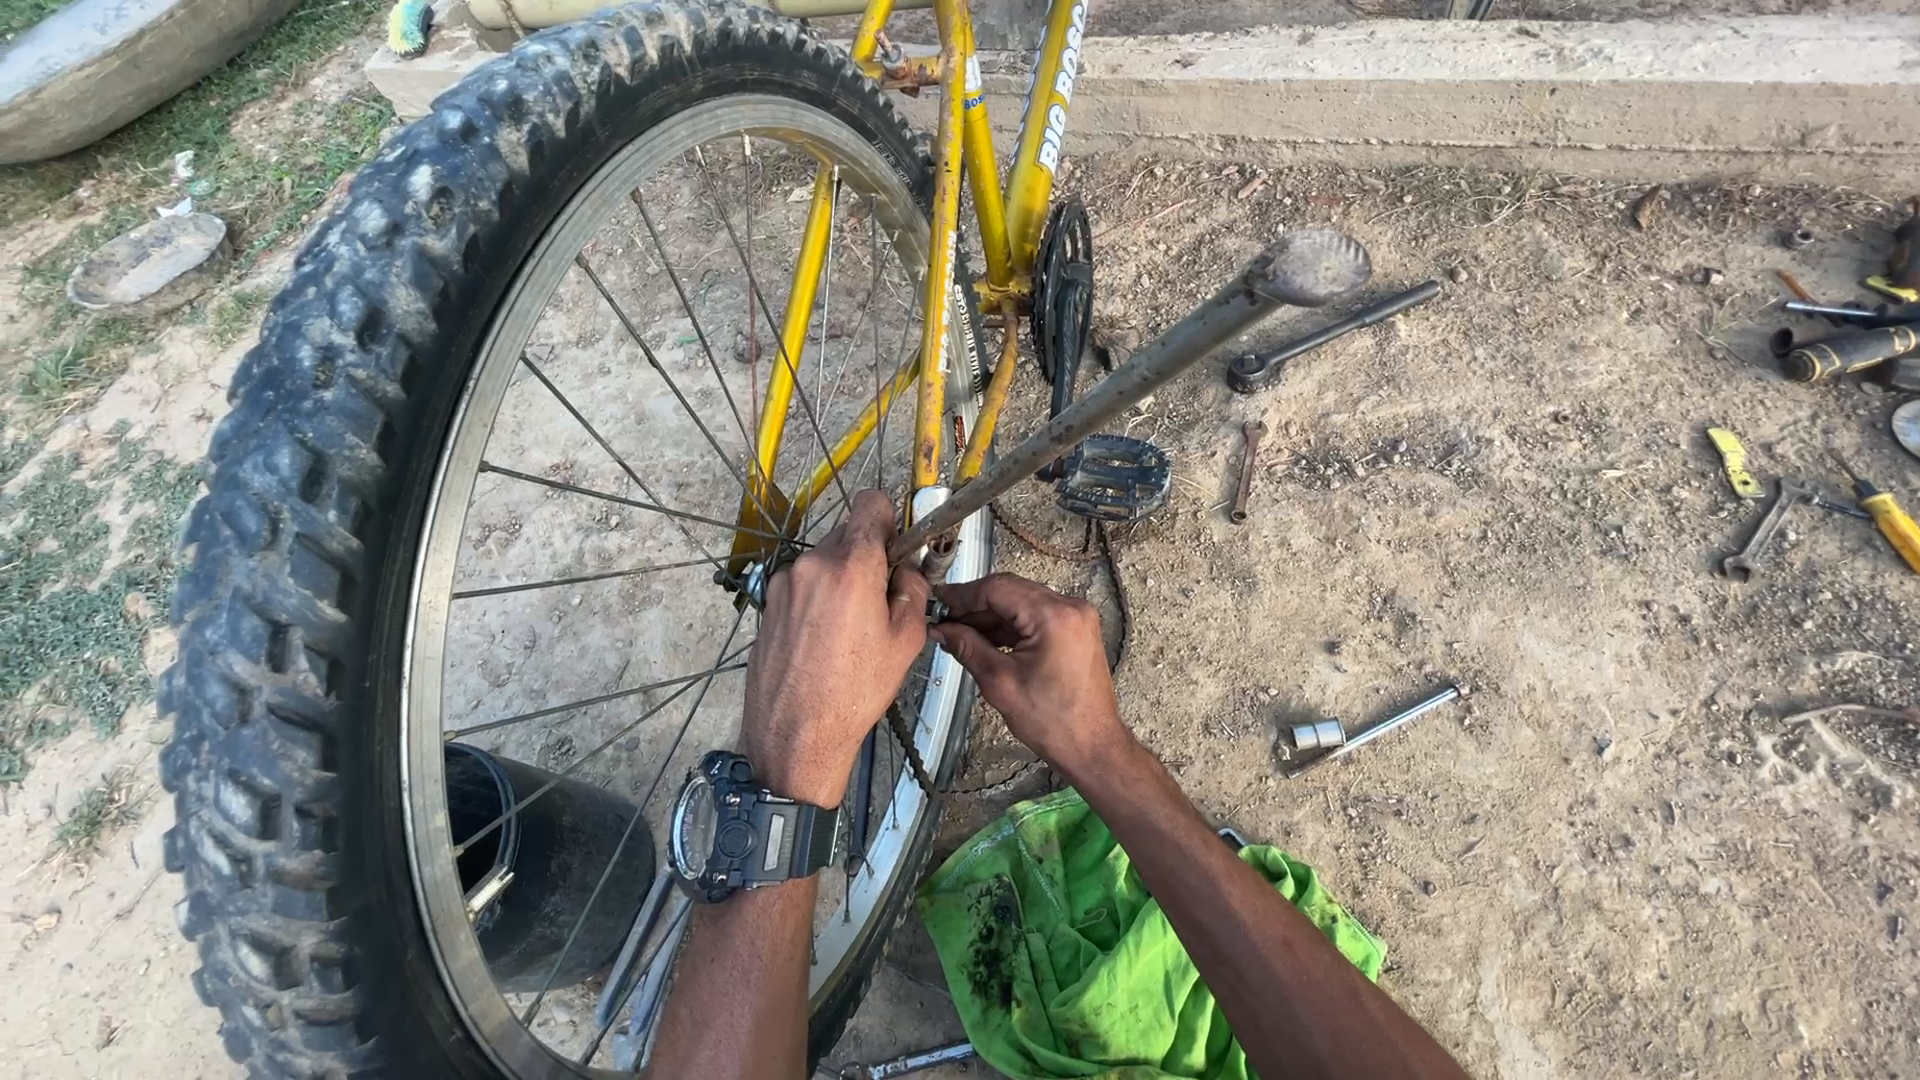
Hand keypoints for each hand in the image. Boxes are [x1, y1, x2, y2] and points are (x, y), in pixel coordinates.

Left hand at [741, 490, 929, 806]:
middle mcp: (812, 563)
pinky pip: (803, 585)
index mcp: (851, 565)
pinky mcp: (767, 603)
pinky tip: (823, 639)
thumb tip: (906, 569)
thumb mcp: (907, 640)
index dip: (888, 518)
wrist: (795, 733)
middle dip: (867, 558)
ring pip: (824, 562)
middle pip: (848, 535)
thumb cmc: (855, 691)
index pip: (870, 503)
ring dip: (840, 579)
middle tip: (878, 599)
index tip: (895, 544)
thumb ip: (913, 589)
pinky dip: (817, 598)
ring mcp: (784, 582)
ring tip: (848, 628)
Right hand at [928, 573, 1126, 776]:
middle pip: (1011, 590)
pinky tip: (986, 638)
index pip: (998, 588)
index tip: (939, 602)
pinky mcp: (1076, 628)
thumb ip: (967, 647)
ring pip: (1022, 601)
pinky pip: (1036, 615)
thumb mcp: (1000, 682)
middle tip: (945, 618)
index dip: (964, 594)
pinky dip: (1011, 624)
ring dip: (991, 614)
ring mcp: (1076, 616)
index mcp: (1053, 616)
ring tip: (960, 632)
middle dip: (975, 604)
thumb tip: (941, 629)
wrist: (1092, 745)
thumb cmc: (1053, 721)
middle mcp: (1070, 607)